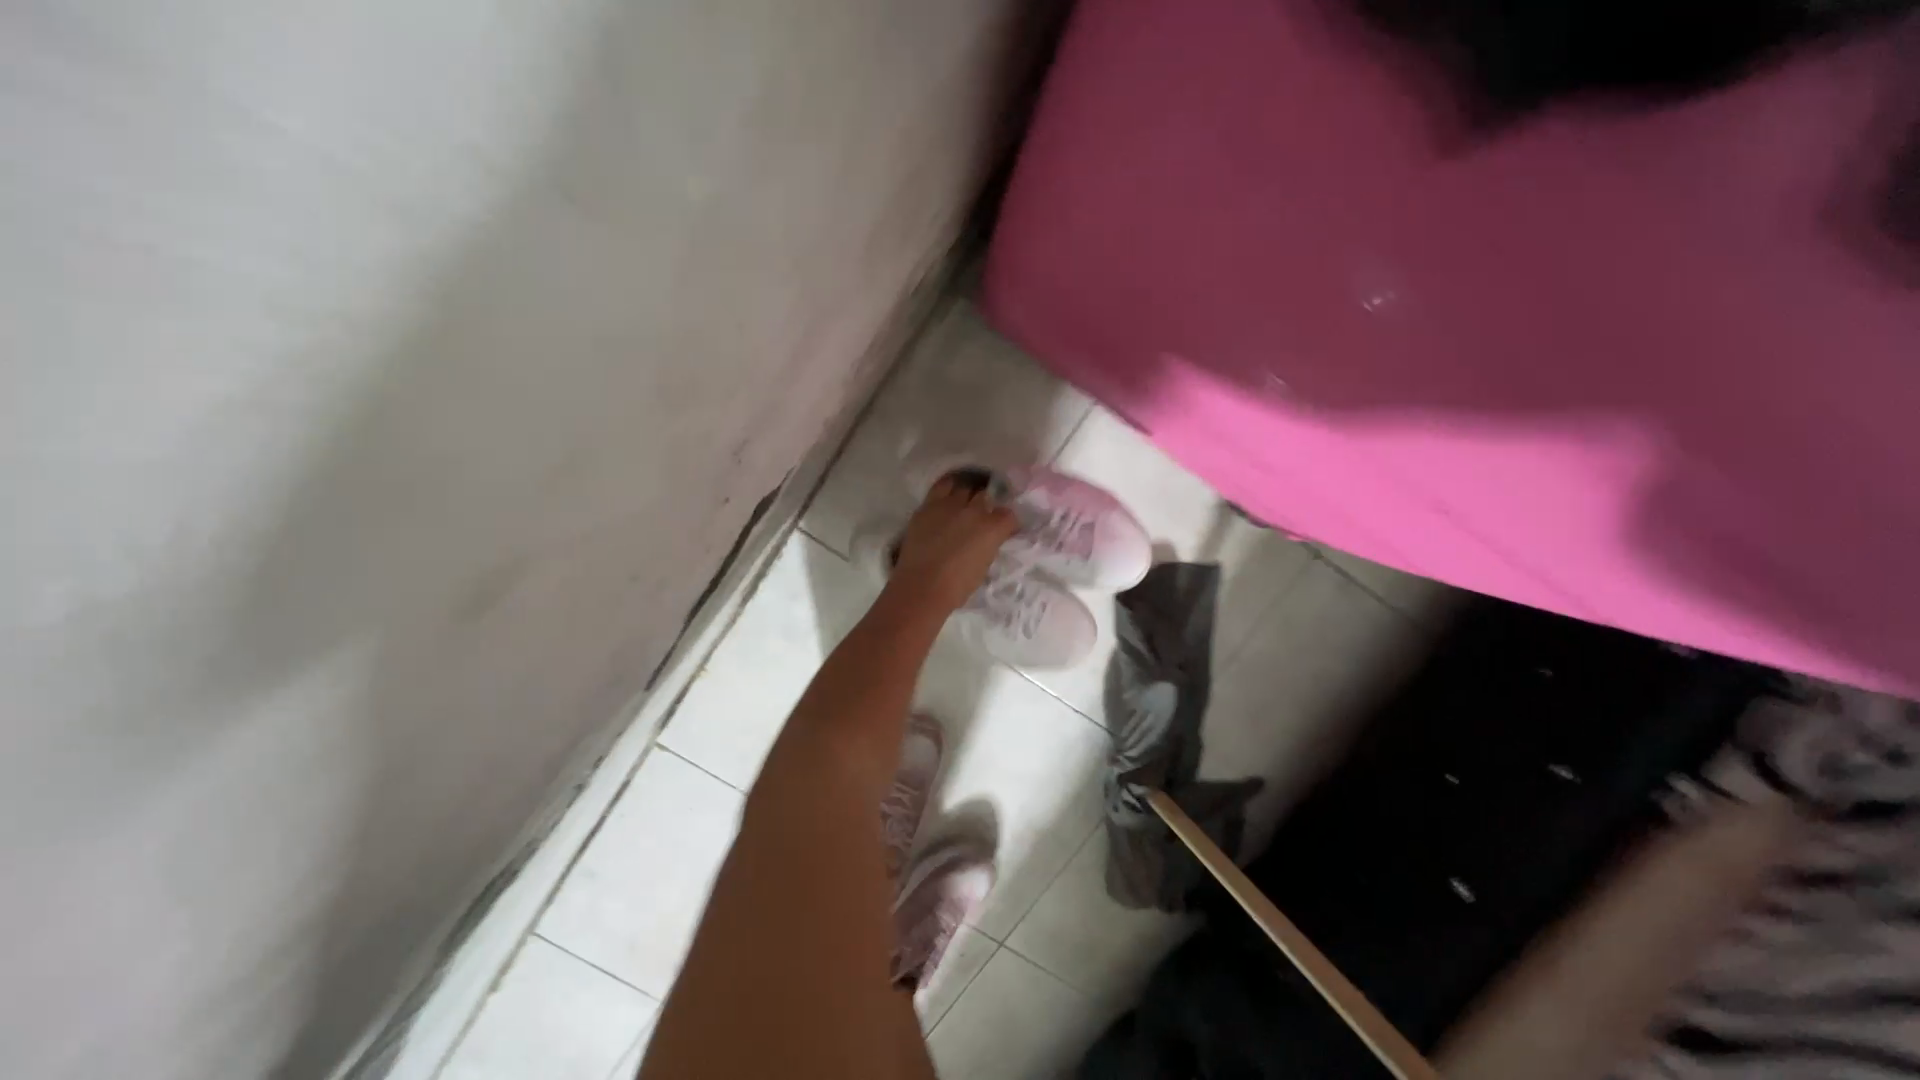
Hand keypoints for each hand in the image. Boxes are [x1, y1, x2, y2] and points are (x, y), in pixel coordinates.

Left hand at [884, 474, 1017, 614]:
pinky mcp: (929, 505)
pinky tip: (948, 495)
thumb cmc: (957, 586)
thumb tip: (988, 539)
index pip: (1008, 516)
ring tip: (964, 502)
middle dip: (986, 505)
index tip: (1004, 529)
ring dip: (967, 495)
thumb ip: (989, 545)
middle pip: (985, 497)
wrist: (922, 586)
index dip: (1007, 523)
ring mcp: (950, 505)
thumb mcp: (984, 565)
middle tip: (982, 515)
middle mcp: (974, 510)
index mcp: (992, 528)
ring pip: (964, 488)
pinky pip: (942, 486)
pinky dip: (948, 488)